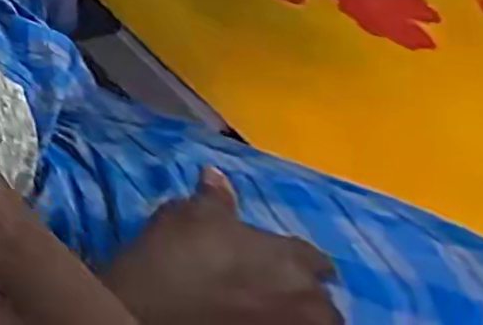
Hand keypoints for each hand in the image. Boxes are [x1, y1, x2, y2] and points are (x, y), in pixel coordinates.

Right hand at [103, 169, 340, 324]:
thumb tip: (218, 173)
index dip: (292, 253)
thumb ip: (214, 198)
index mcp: (293, 260)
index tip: (265, 251)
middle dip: (297, 288)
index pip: (314, 256)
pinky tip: (251, 316)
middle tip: (261, 280)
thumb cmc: (179, 248)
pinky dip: (276, 322)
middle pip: (320, 295)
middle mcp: (314, 300)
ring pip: (311, 321)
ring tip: (259, 304)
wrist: (163, 299)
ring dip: (293, 312)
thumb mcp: (189, 212)